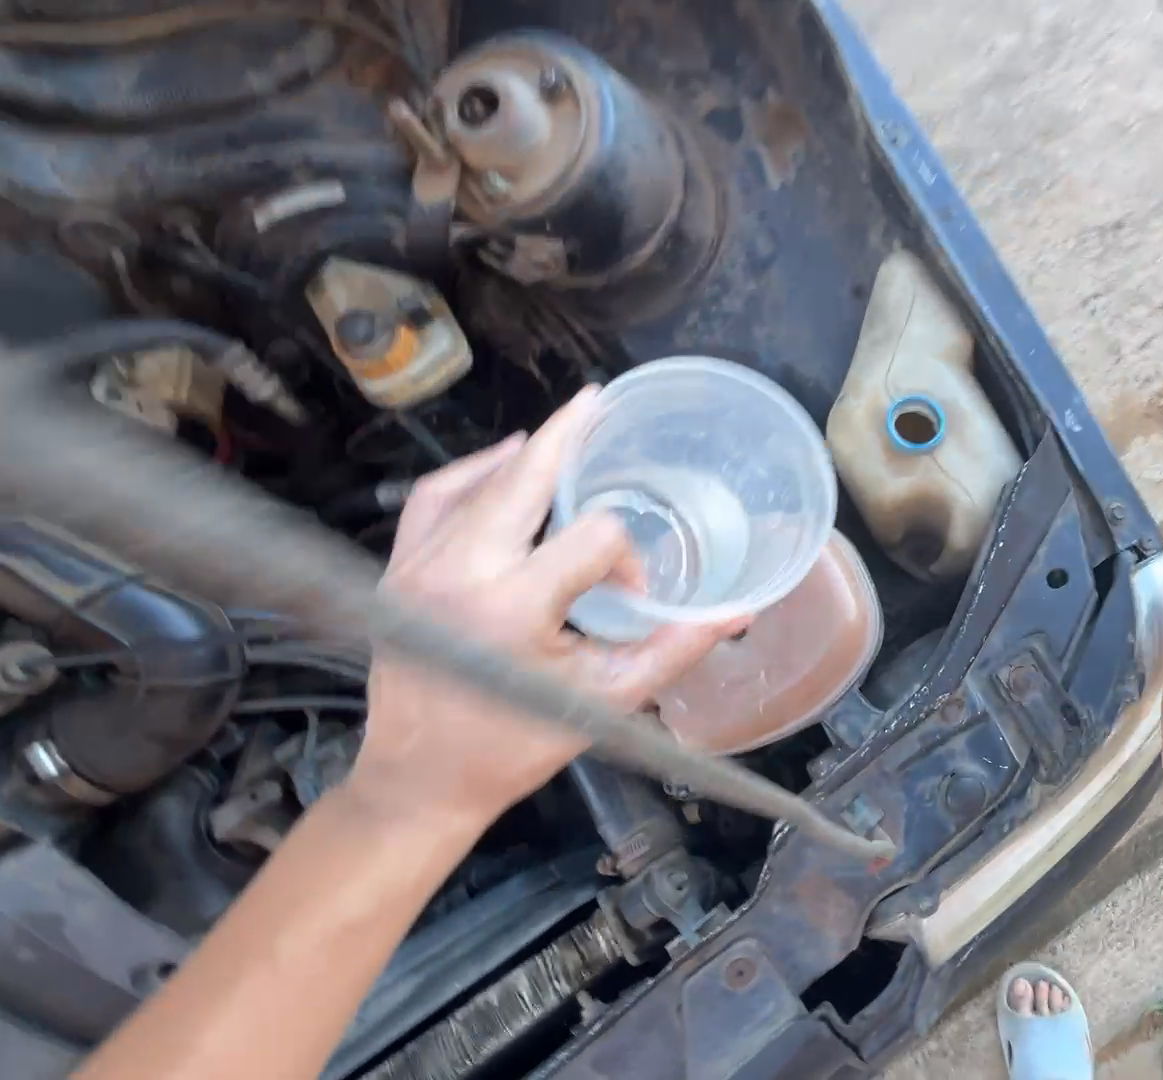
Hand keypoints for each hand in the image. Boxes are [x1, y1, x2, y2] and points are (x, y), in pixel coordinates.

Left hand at [350, 387, 746, 828]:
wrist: (420, 780)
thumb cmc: (518, 744)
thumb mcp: (608, 700)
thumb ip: (675, 649)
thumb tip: (739, 613)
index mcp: (512, 606)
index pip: (591, 539)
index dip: (625, 556)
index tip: (632, 592)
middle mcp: (457, 572)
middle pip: (521, 480)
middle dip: (566, 438)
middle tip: (598, 402)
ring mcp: (416, 566)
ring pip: (474, 482)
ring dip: (524, 454)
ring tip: (565, 430)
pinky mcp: (397, 570)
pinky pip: (433, 499)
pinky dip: (472, 473)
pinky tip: (504, 464)